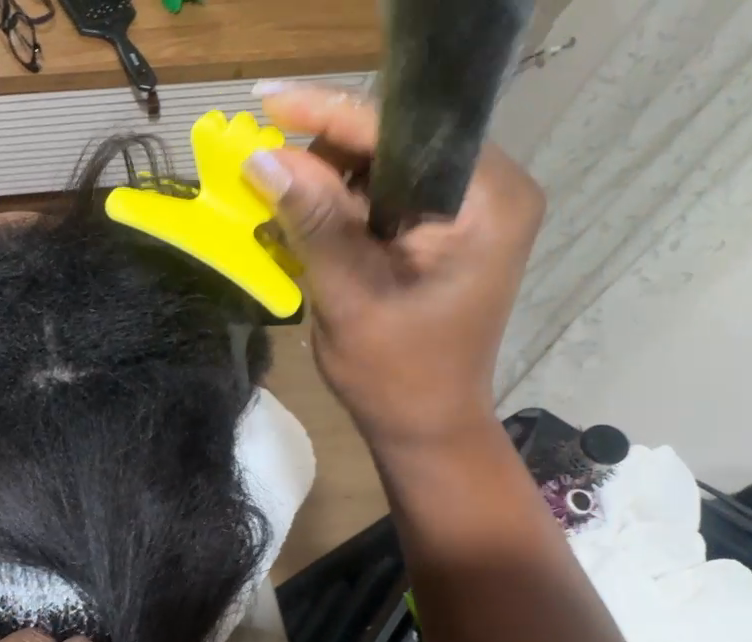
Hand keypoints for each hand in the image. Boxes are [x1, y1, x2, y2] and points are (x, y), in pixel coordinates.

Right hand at [243, 85, 546, 452]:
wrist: (426, 427)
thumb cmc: (395, 375)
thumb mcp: (348, 296)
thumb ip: (312, 221)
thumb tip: (261, 158)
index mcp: (485, 201)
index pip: (400, 133)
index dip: (329, 115)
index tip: (268, 104)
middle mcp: (491, 191)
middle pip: (395, 143)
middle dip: (325, 153)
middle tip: (262, 168)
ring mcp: (474, 210)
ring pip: (387, 169)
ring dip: (329, 182)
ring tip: (276, 199)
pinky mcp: (450, 231)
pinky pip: (389, 199)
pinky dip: (344, 208)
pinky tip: (304, 220)